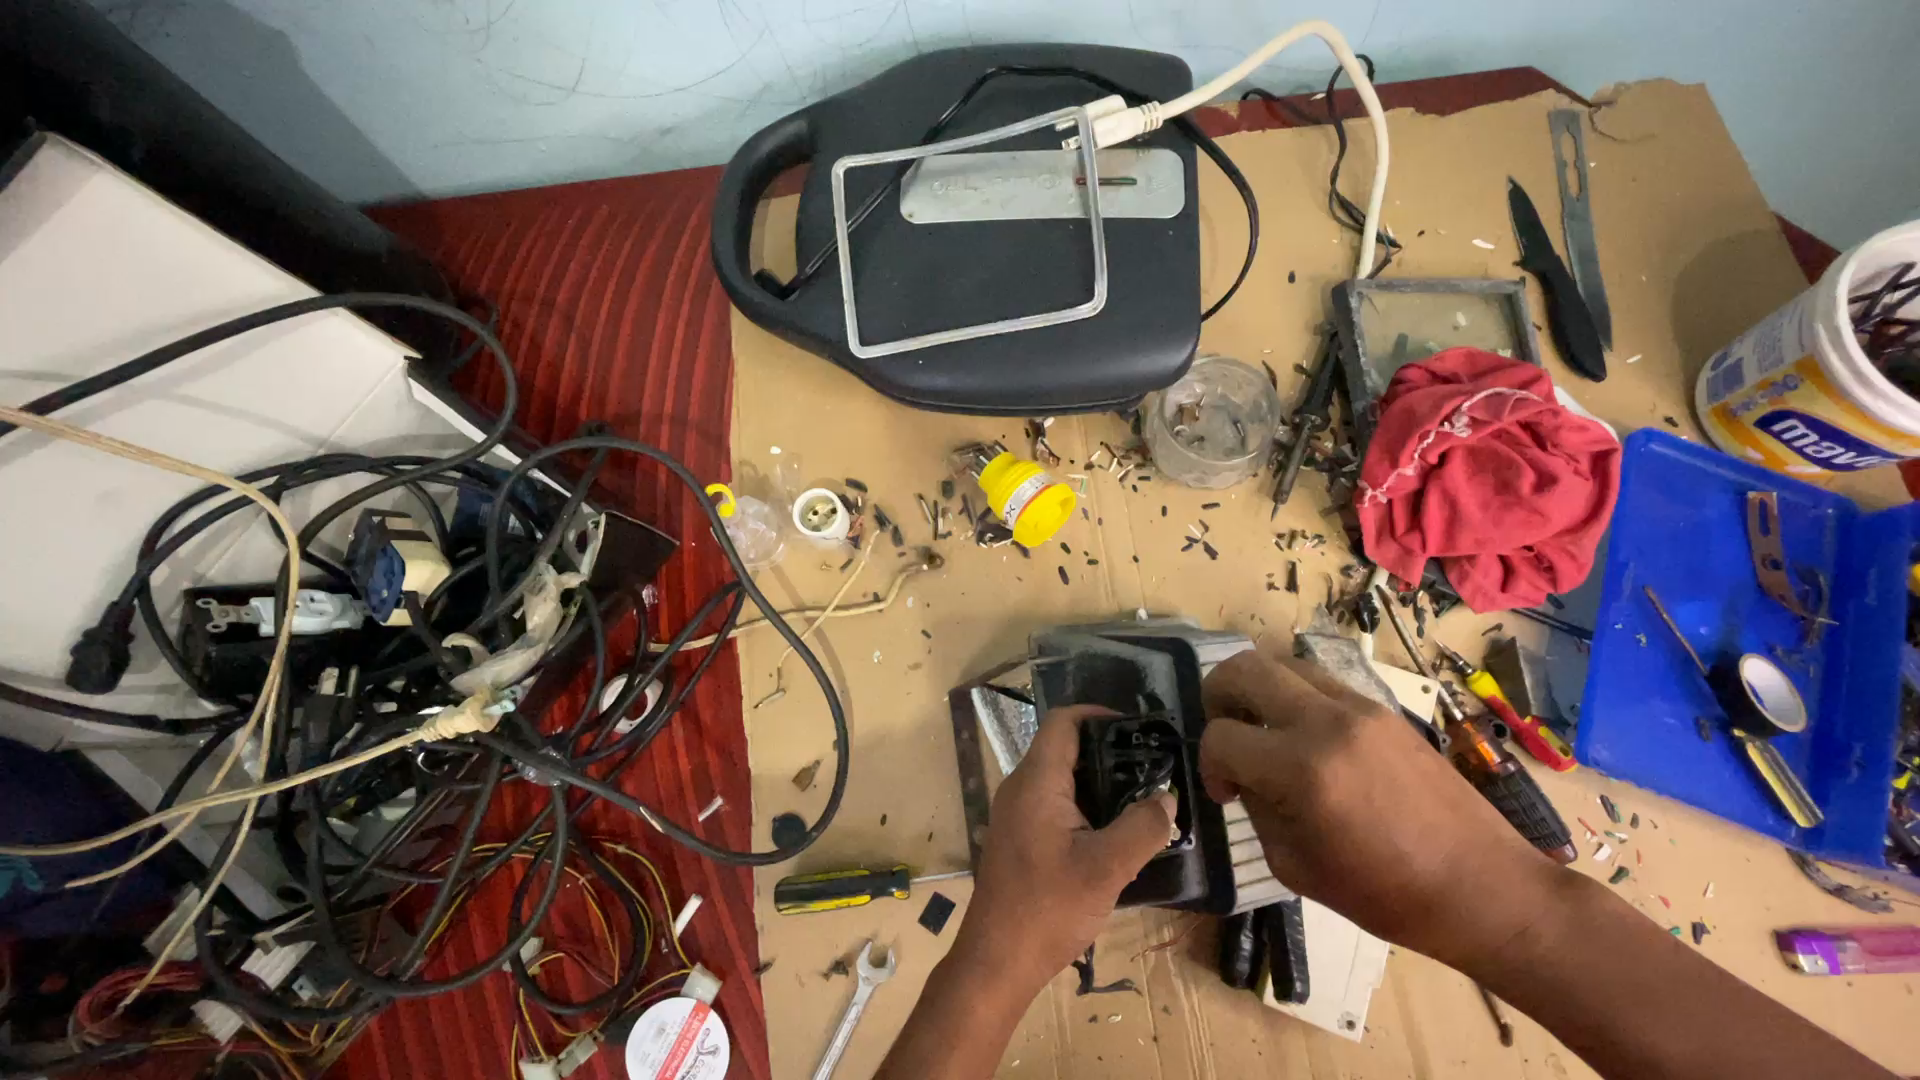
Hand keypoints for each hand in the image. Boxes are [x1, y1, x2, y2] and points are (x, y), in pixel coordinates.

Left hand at [951, 706, 1174, 994]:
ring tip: (1141, 799)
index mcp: (1036, 782)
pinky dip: (1084, 807)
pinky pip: (1054, 805)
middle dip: (1107, 752)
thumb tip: (1167, 798)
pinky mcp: (1019, 838)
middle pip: (1063, 748)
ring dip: (1099, 784)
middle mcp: (1020, 788)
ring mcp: (1016, 814)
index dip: (1098, 715)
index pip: (1062, 722)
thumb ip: (1143, 828)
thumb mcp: (1106, 868)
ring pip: (1060, 779)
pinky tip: (1115, 834)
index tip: (1137, 729)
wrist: (997, 960)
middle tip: (1151, 768)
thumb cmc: (1048, 908)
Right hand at [1198, 650, 1555, 964]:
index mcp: (1301, 769)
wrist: (1484, 887)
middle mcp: (1326, 721)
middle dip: (1216, 696)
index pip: (1220, 737)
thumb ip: (1256, 809)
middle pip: (1243, 668)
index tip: (1224, 793)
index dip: (1209, 766)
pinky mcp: (1383, 708)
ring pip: (1282, 662)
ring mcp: (1359, 707)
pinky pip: (1320, 680)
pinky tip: (1304, 736)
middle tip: (1224, 731)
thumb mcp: (1294, 865)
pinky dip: (1295, 696)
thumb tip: (1242, 776)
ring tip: (1261, 727)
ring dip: (1256, 688)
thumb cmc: (1385, 893)